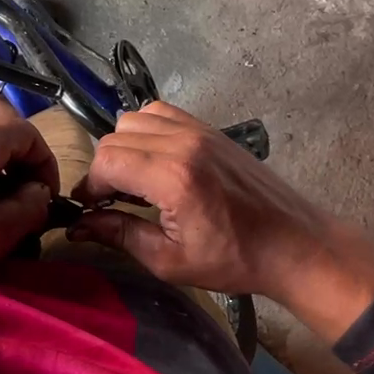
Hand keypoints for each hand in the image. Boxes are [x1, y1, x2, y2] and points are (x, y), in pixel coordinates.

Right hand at [69, 102, 373, 339]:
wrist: (294, 244)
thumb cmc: (234, 260)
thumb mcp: (170, 260)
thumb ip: (120, 235)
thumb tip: (79, 225)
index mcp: (174, 177)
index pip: (106, 161)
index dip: (90, 186)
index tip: (91, 210)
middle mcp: (183, 143)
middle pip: (114, 138)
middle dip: (104, 170)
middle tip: (111, 200)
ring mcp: (198, 130)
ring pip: (133, 119)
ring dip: (123, 147)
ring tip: (133, 179)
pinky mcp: (209, 128)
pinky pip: (160, 113)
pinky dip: (146, 132)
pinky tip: (154, 161)